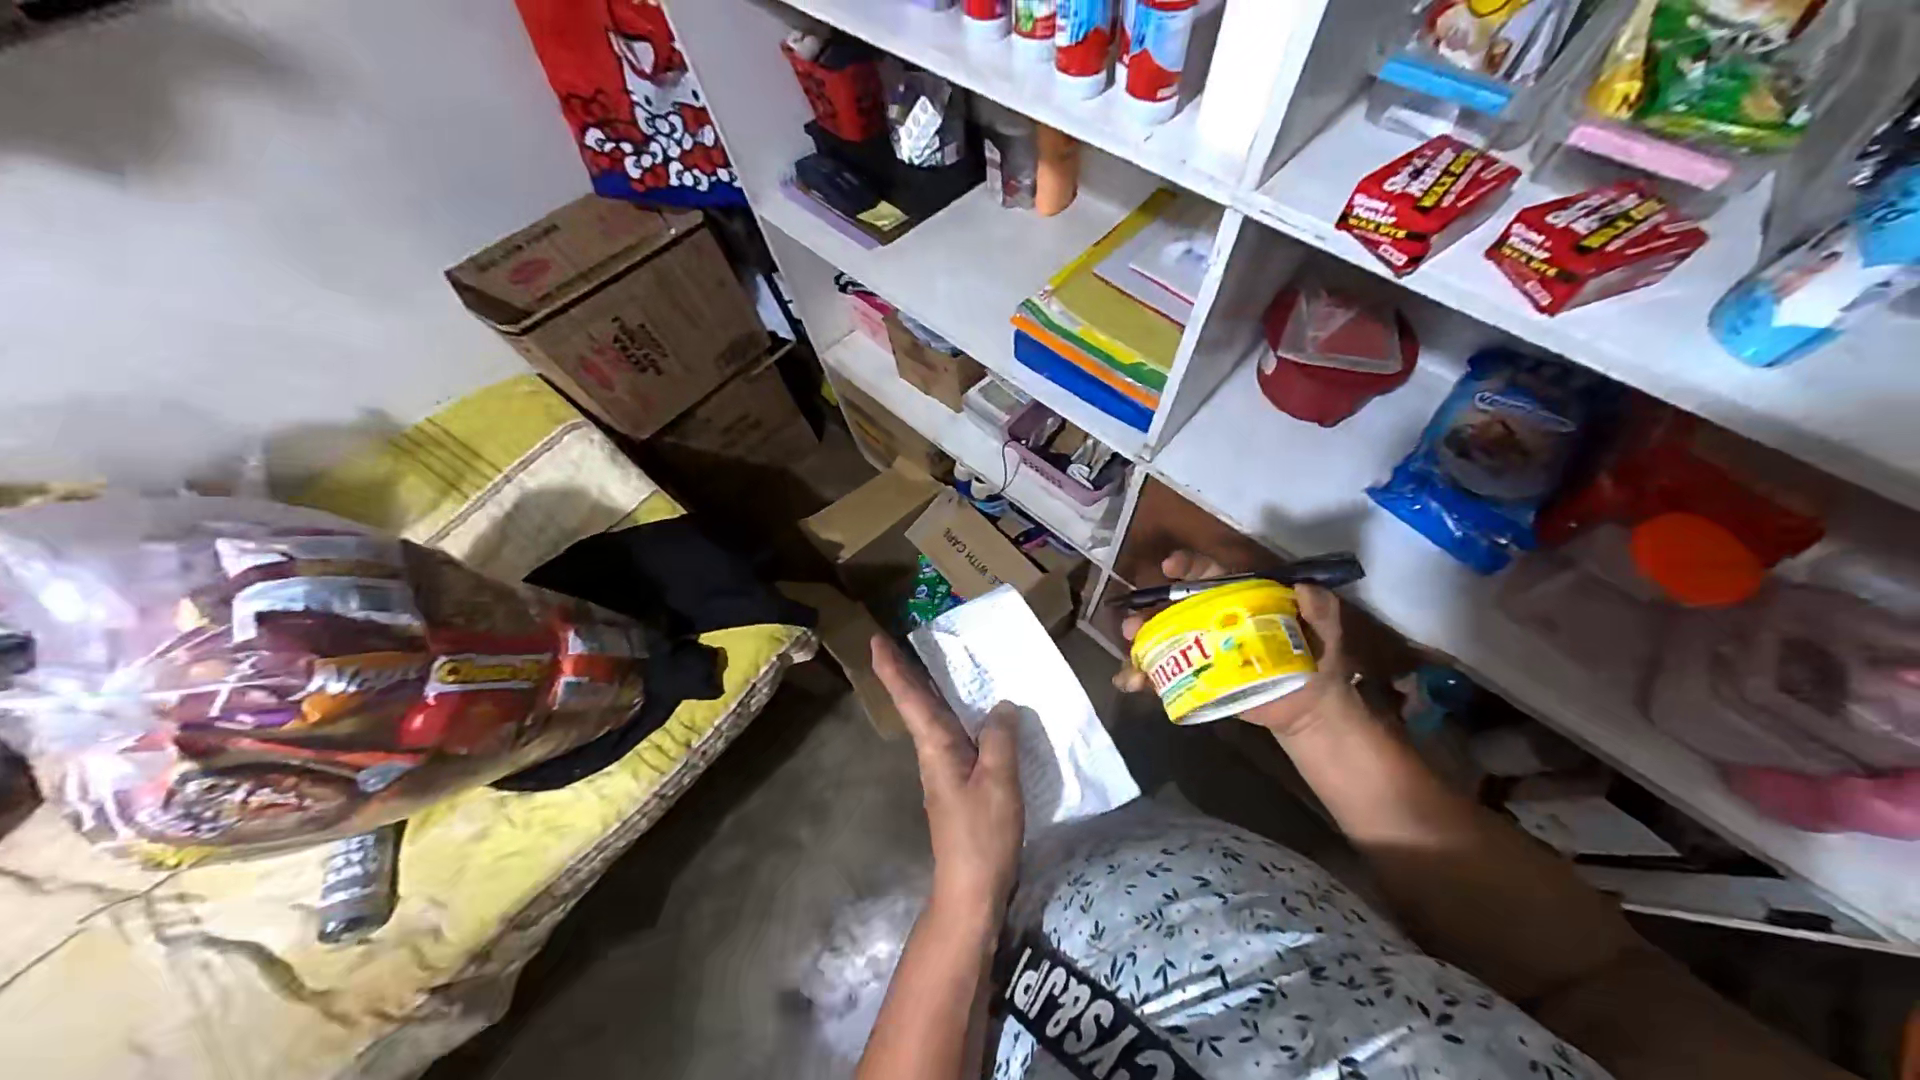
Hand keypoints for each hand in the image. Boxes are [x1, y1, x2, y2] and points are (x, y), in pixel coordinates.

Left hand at [871, 634, 1023, 917]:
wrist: (972, 888)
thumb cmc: (981, 834)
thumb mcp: (998, 782)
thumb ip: (1000, 738)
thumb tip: (1001, 707)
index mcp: (936, 746)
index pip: (909, 698)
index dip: (892, 668)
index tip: (875, 640)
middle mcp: (933, 752)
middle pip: (917, 703)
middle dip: (908, 671)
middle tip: (908, 639)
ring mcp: (944, 769)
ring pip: (935, 718)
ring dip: (932, 689)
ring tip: (944, 663)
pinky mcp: (958, 782)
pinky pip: (956, 735)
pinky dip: (960, 714)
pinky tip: (979, 712)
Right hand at [1113, 550, 1356, 738]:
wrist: (1310, 710)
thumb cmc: (1317, 661)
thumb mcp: (1327, 631)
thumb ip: (1321, 609)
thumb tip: (1305, 589)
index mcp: (1238, 599)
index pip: (1209, 575)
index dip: (1188, 567)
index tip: (1169, 567)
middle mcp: (1213, 618)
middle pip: (1173, 608)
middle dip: (1149, 613)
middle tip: (1133, 623)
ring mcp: (1201, 649)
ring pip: (1161, 639)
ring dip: (1140, 644)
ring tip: (1131, 659)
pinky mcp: (1196, 677)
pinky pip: (1164, 673)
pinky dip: (1143, 677)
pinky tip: (1133, 684)